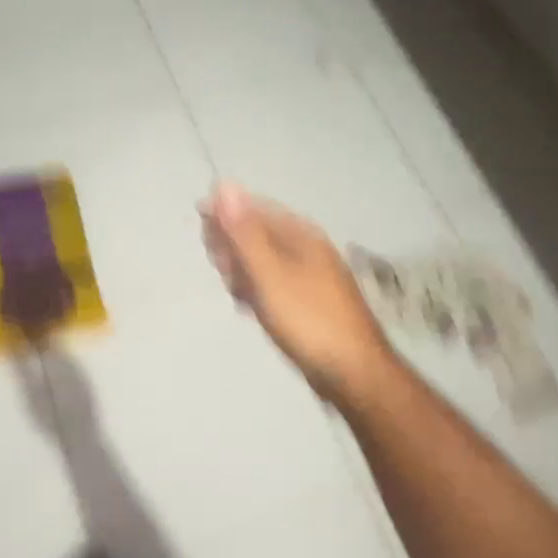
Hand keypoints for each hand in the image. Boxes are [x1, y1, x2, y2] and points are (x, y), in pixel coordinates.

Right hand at [201, 182, 400, 406]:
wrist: (353, 373)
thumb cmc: (308, 321)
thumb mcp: (270, 274)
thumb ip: (245, 232)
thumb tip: (224, 185)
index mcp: (300, 234)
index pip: (254, 208)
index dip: (224, 216)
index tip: (204, 239)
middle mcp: (307, 248)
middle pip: (258, 233)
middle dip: (233, 248)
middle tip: (226, 275)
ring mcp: (310, 276)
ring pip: (264, 262)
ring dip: (243, 272)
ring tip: (237, 295)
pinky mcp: (309, 303)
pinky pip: (273, 286)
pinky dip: (257, 292)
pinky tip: (249, 309)